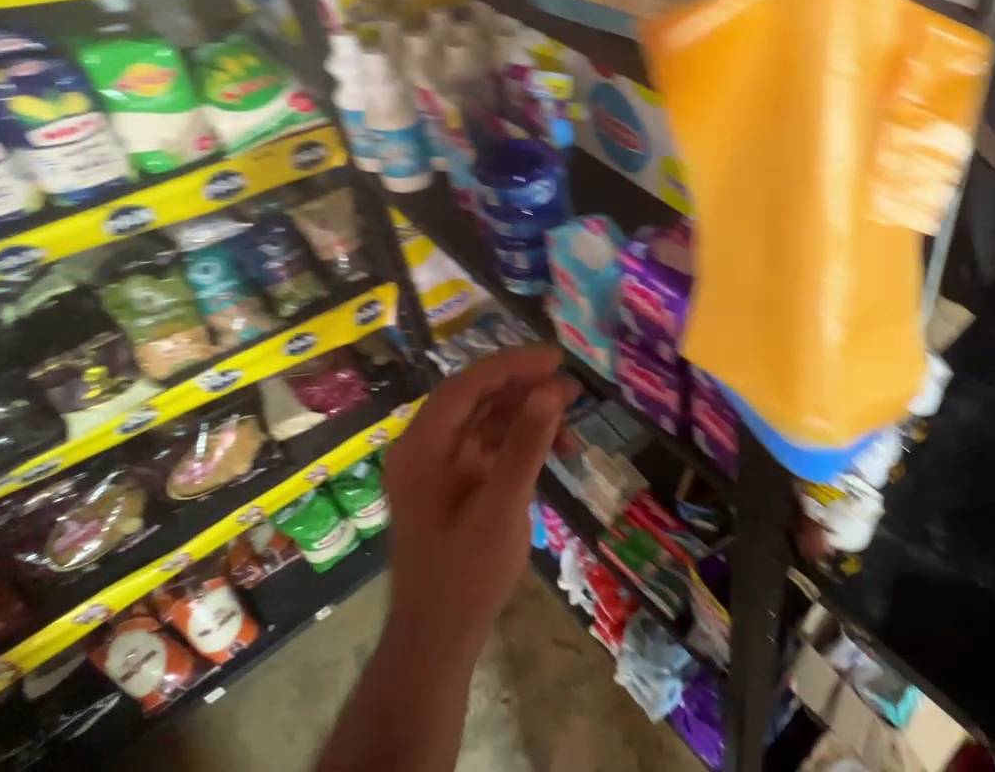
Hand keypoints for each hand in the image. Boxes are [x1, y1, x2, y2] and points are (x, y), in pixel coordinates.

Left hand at [382, 344, 577, 649]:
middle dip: (525, 388)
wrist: (439, 636)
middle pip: (476, 398)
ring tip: (572, 417)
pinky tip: (557, 450)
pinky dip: (523, 441)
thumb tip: (552, 389)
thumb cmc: (466, 575)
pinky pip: (490, 445)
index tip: (557, 359)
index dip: (511, 365)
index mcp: (421, 449)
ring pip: (487, 420)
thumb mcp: (502, 507)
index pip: (465, 387)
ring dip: (529, 414)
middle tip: (573, 387)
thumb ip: (525, 445)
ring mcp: (439, 468)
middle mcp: (424, 450)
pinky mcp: (456, 484)